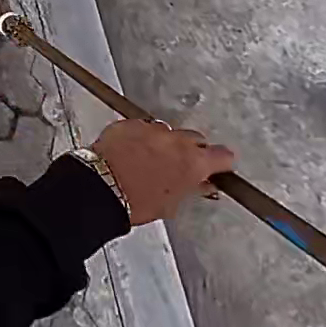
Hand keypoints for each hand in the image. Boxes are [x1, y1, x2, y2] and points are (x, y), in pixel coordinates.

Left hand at [91, 119, 234, 225]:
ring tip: (150, 157)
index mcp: (194, 163)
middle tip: (179, 163)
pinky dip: (141, 135)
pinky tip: (132, 149)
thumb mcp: (172, 203)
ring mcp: (153, 129)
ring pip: (167, 130)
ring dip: (164, 141)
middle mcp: (176, 141)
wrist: (102, 187)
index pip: (223, 155)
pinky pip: (142, 126)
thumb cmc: (135, 201)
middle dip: (191, 149)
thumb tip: (203, 183)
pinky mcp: (131, 123)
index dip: (220, 162)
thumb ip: (192, 188)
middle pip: (195, 138)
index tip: (218, 165)